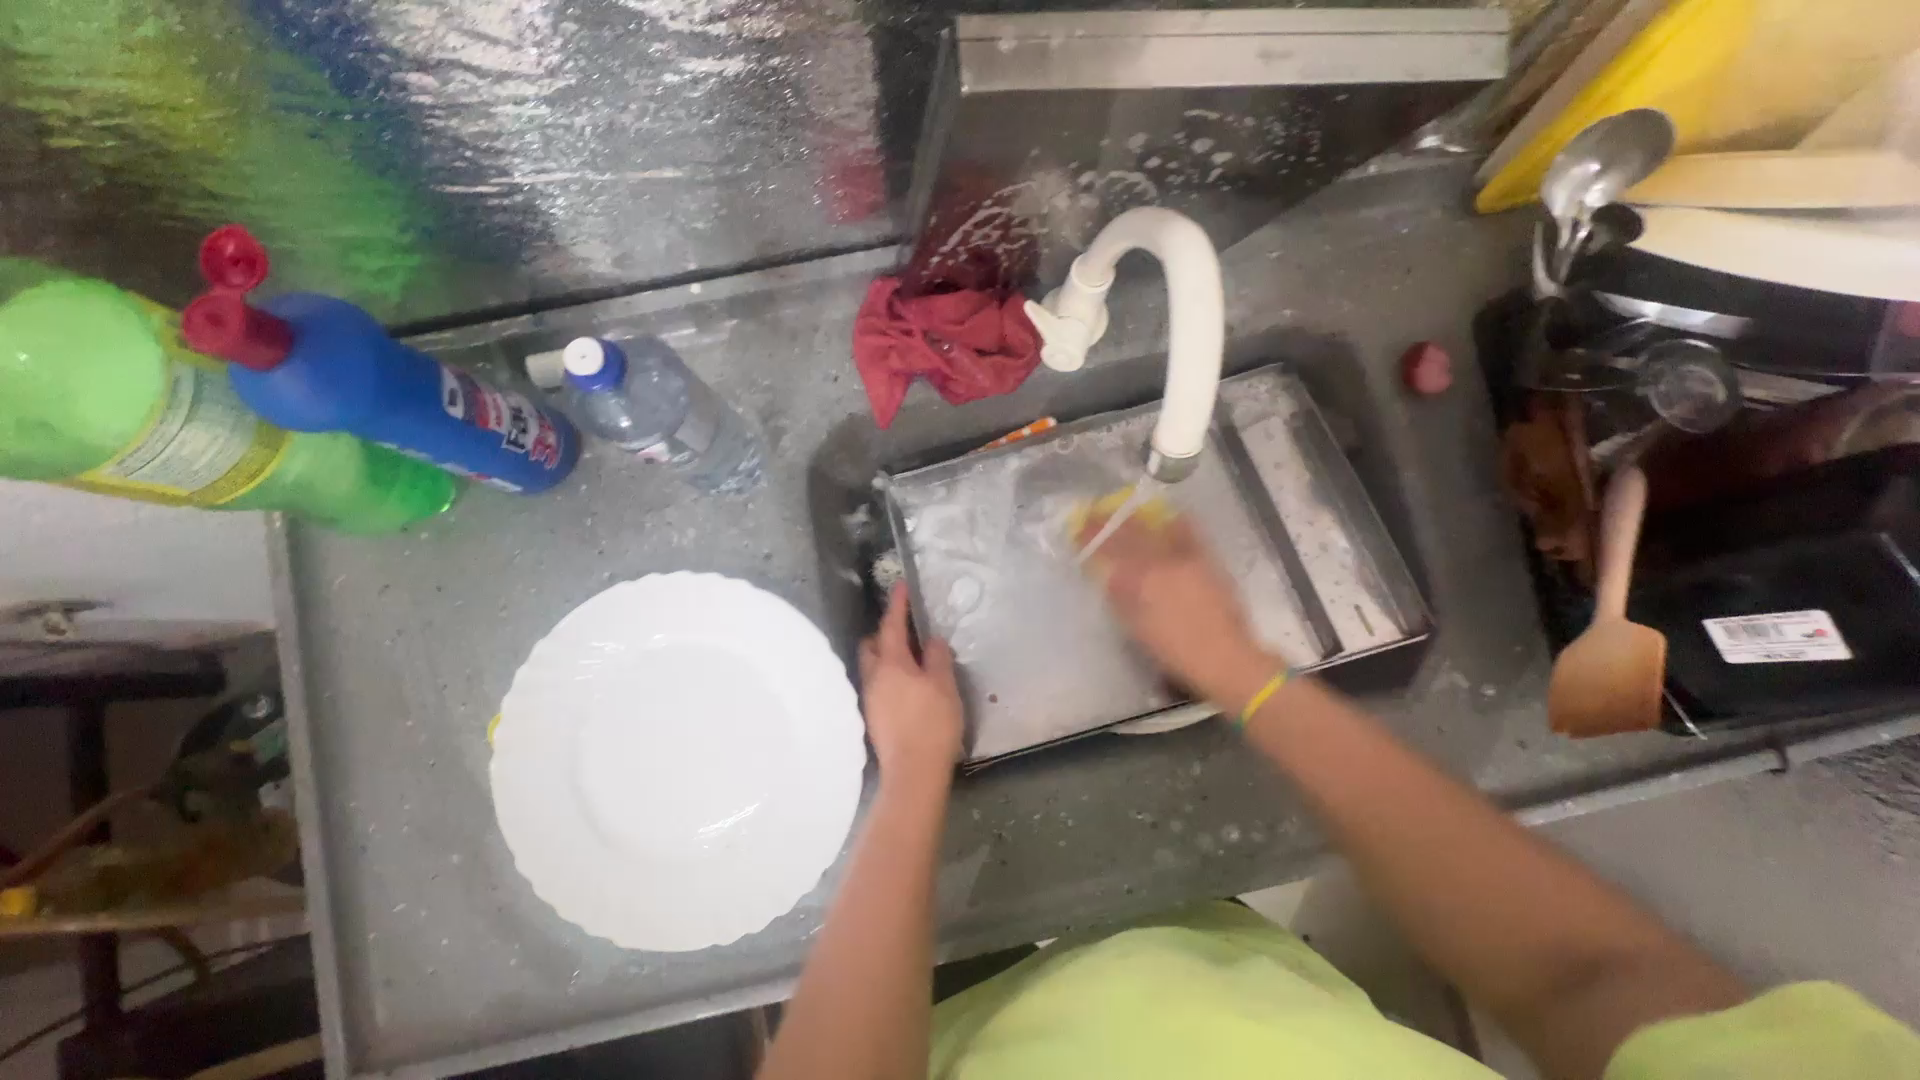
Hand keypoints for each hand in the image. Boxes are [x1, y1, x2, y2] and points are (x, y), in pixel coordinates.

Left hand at [858, 584, 964, 782]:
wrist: (913, 771)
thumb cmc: (933, 723)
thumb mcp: (944, 685)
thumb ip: (937, 658)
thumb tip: (931, 640)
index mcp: (891, 663)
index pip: (891, 625)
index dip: (897, 604)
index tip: (901, 585)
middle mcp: (873, 677)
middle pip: (872, 645)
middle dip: (884, 632)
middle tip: (905, 629)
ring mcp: (870, 698)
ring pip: (872, 667)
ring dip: (886, 657)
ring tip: (909, 659)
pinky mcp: (872, 717)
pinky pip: (877, 685)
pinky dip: (889, 677)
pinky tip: (906, 687)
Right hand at [1077, 511, 1279, 710]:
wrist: (1225, 658)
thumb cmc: (1176, 651)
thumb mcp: (1138, 628)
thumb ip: (1121, 598)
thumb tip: (1108, 576)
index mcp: (1142, 579)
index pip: (1109, 550)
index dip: (1092, 537)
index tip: (1079, 529)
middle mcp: (1163, 561)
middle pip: (1131, 533)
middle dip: (1110, 522)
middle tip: (1095, 514)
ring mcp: (1188, 558)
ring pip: (1157, 529)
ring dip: (1138, 519)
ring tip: (1126, 512)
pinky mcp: (1209, 561)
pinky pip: (1190, 534)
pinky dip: (1177, 523)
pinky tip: (1170, 517)